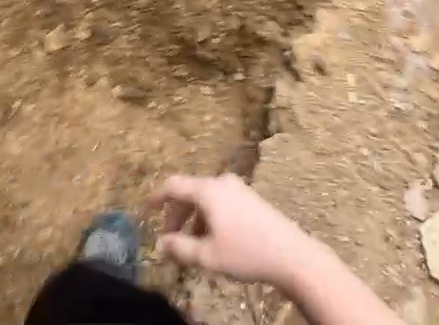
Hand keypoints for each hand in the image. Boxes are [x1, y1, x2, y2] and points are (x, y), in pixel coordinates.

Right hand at [150, 173, 321, 288]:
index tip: (146, 207)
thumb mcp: (208, 256)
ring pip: (206, 198)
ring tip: (192, 244)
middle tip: (171, 238)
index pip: (175, 185)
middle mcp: (222, 182)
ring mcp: (239, 189)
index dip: (158, 196)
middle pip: (190, 191)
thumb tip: (161, 242)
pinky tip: (214, 239)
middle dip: (177, 214)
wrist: (292, 255)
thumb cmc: (246, 253)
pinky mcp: (251, 199)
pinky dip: (210, 216)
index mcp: (208, 190)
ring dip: (194, 218)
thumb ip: (180, 247)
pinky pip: (221, 202)